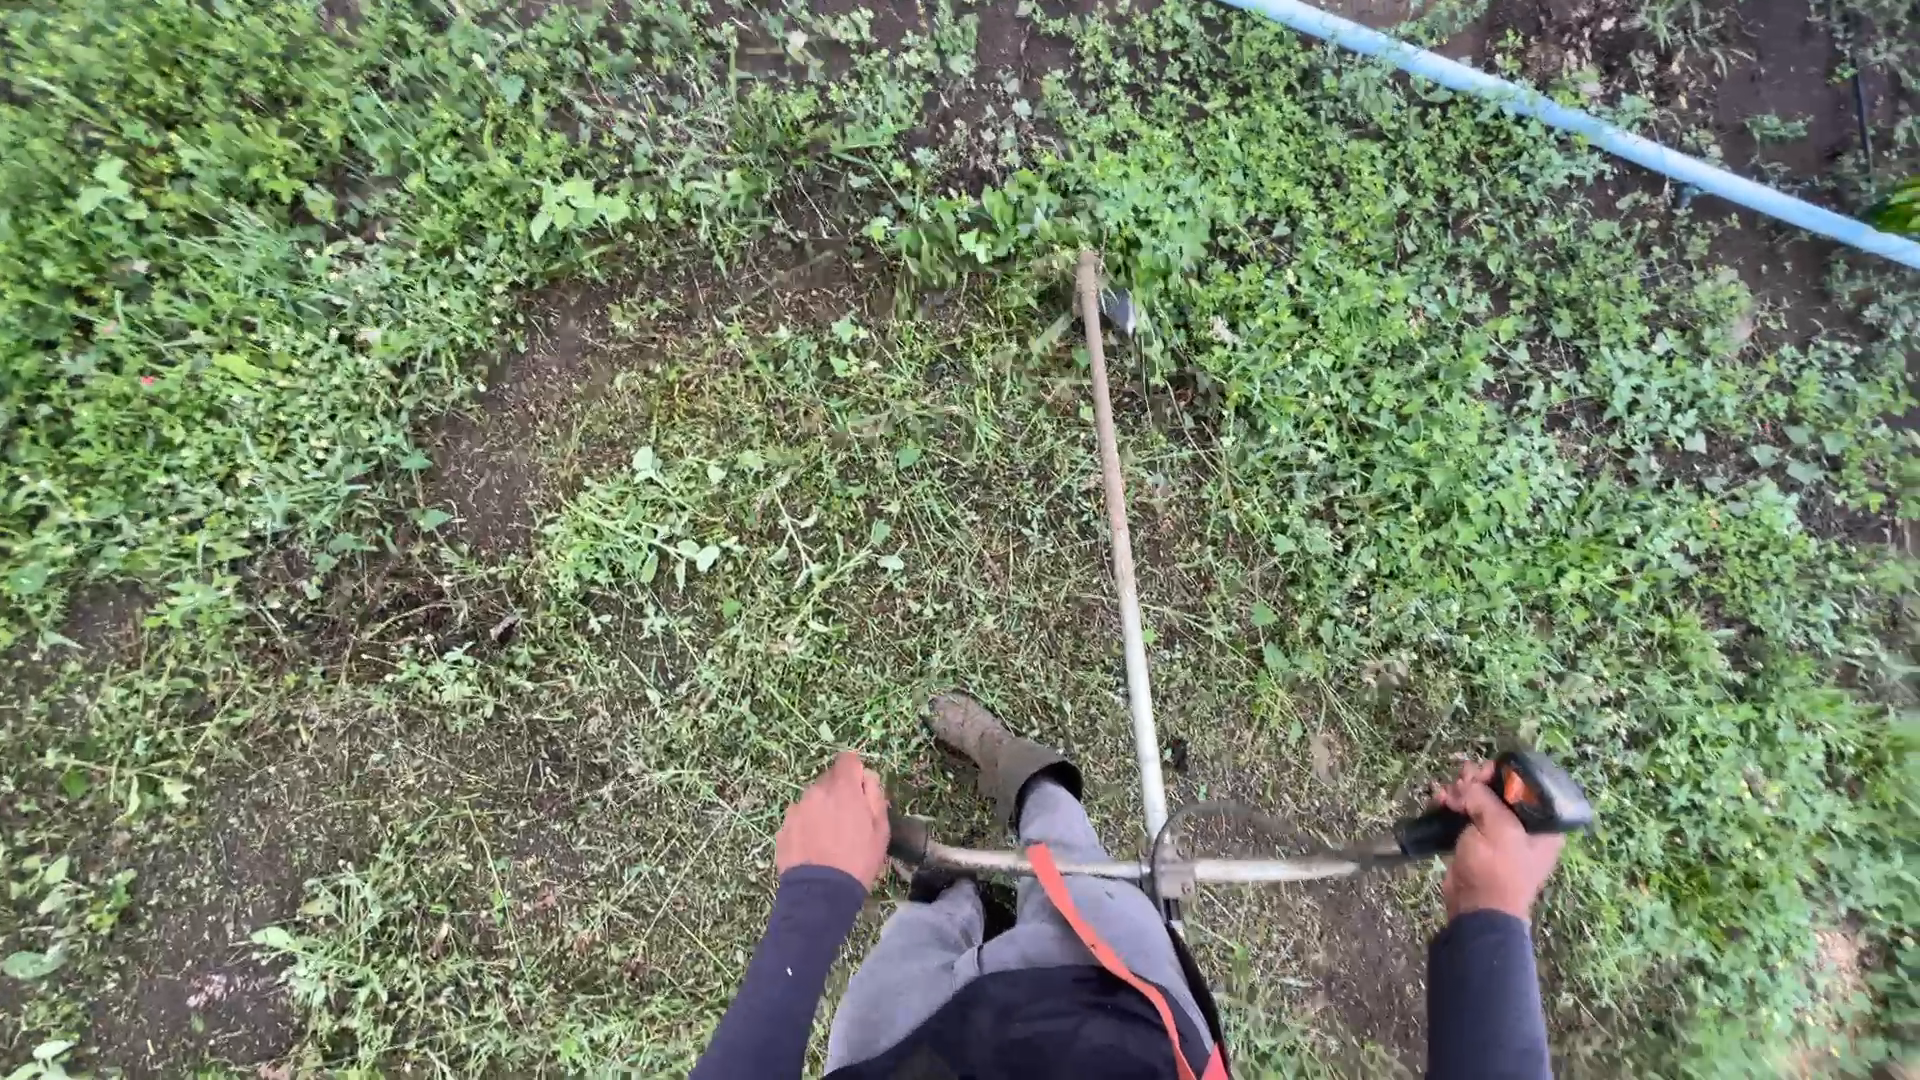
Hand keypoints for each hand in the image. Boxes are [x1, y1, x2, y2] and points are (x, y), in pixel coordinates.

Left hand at [774, 752, 889, 890]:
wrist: (820, 894)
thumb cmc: (858, 860)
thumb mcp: (881, 829)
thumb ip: (875, 796)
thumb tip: (867, 778)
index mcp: (842, 788)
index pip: (847, 760)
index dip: (856, 772)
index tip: (860, 789)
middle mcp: (816, 791)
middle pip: (830, 779)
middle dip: (839, 792)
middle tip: (848, 819)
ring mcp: (796, 809)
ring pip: (813, 798)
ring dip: (822, 808)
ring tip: (829, 837)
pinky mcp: (783, 827)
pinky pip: (799, 816)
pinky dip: (807, 824)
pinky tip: (814, 847)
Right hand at [1432, 760, 1563, 921]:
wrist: (1477, 905)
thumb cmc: (1497, 869)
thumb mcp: (1499, 830)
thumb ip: (1486, 799)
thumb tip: (1467, 786)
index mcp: (1543, 825)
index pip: (1526, 786)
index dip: (1502, 775)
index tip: (1481, 774)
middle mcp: (1524, 825)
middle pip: (1498, 789)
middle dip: (1476, 782)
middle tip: (1461, 784)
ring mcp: (1498, 831)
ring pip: (1478, 797)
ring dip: (1460, 791)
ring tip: (1446, 795)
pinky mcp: (1476, 837)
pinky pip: (1464, 810)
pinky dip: (1451, 802)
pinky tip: (1440, 800)